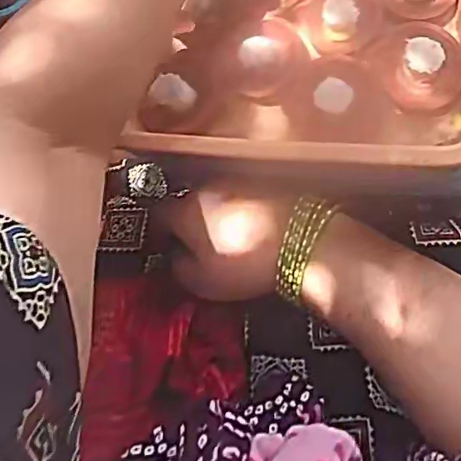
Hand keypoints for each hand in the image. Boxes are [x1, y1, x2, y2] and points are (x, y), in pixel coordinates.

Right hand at [157, 184, 298, 300]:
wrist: (302, 239)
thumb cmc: (253, 262)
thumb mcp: (203, 282)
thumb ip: (178, 267)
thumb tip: (176, 259)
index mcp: (187, 210)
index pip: (158, 214)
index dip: (159, 232)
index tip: (164, 243)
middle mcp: (208, 186)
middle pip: (187, 200)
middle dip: (188, 220)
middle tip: (197, 244)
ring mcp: (235, 179)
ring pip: (213, 194)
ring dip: (214, 210)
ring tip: (229, 237)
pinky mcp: (260, 178)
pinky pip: (240, 192)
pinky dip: (240, 205)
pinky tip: (251, 225)